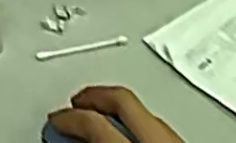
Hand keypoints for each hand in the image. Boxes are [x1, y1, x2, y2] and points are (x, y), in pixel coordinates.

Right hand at [48, 85, 183, 142]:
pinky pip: (162, 126)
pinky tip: (131, 133)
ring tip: (100, 114)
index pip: (94, 122)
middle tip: (74, 104)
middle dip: (92, 96)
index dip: (68, 118)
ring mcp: (179, 142)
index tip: (56, 122)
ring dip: (118, 107)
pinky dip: (141, 123)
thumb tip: (69, 138)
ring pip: (145, 110)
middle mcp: (160, 140)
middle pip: (121, 99)